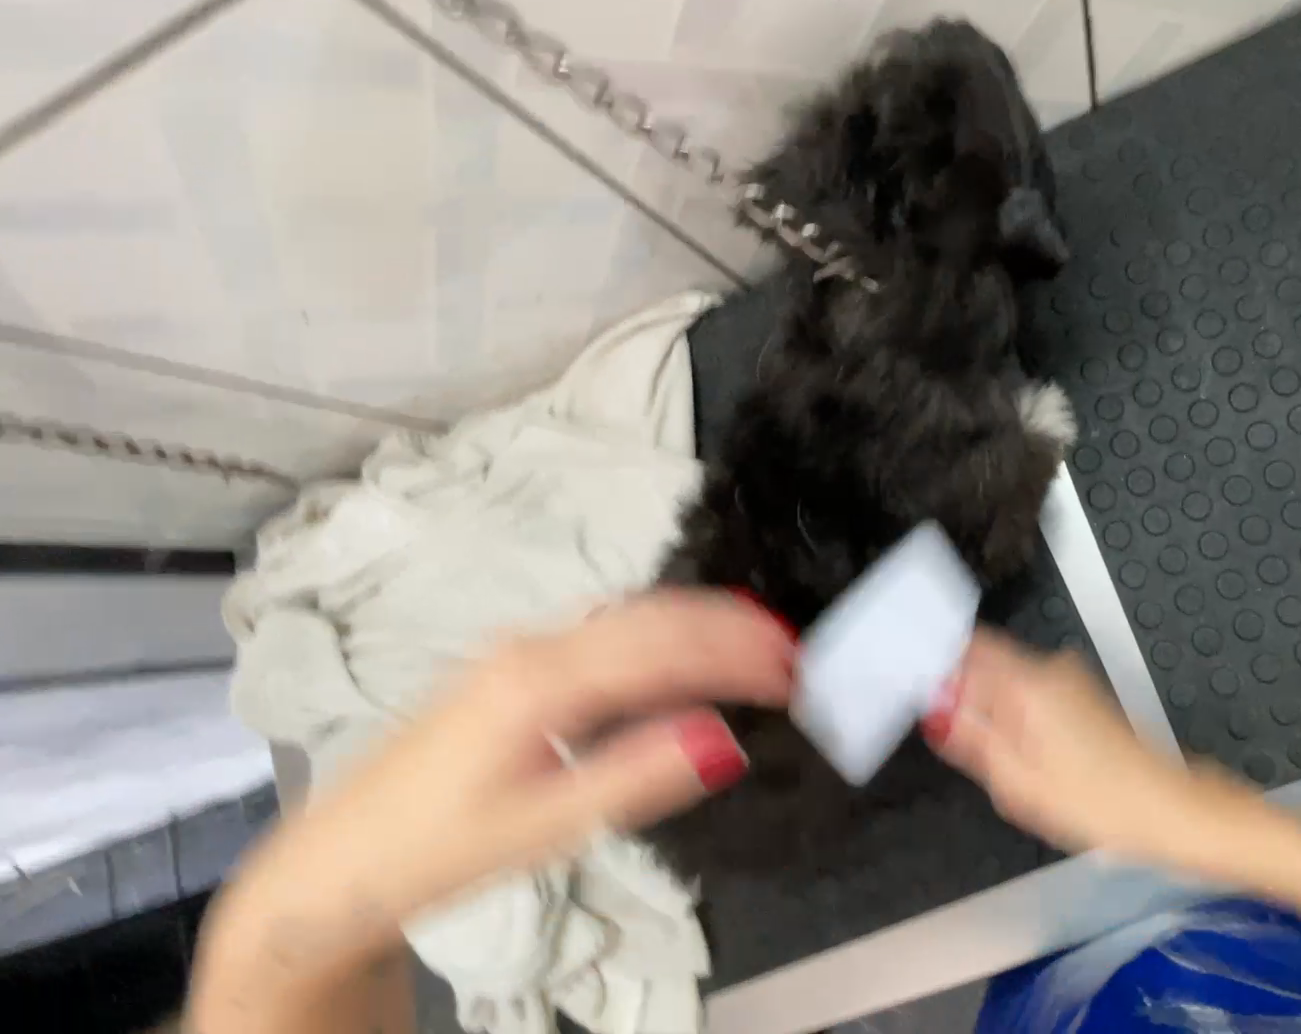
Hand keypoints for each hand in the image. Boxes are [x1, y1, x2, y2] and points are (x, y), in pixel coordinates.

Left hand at [274, 588, 796, 910]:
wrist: (329, 864)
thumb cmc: (435, 851)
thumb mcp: (539, 828)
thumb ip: (634, 778)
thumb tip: (724, 740)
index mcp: (541, 680)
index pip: (663, 648)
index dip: (735, 655)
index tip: (792, 673)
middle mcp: (537, 645)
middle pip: (654, 616)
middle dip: (730, 628)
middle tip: (793, 652)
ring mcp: (525, 648)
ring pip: (633, 614)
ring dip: (701, 622)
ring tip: (759, 640)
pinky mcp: (521, 664)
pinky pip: (611, 629)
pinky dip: (666, 631)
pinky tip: (688, 646)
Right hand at [923, 630, 1246, 864]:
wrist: (1167, 808)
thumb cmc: (1100, 802)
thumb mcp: (1017, 783)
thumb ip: (971, 739)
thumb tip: (937, 711)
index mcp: (1029, 684)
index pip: (967, 649)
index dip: (938, 663)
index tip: (919, 684)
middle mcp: (1050, 669)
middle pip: (987, 664)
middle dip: (966, 694)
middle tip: (960, 738)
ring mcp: (1069, 678)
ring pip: (1008, 681)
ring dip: (992, 709)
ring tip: (1003, 759)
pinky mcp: (1081, 692)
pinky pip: (1031, 693)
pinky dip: (1017, 715)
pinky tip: (1029, 757)